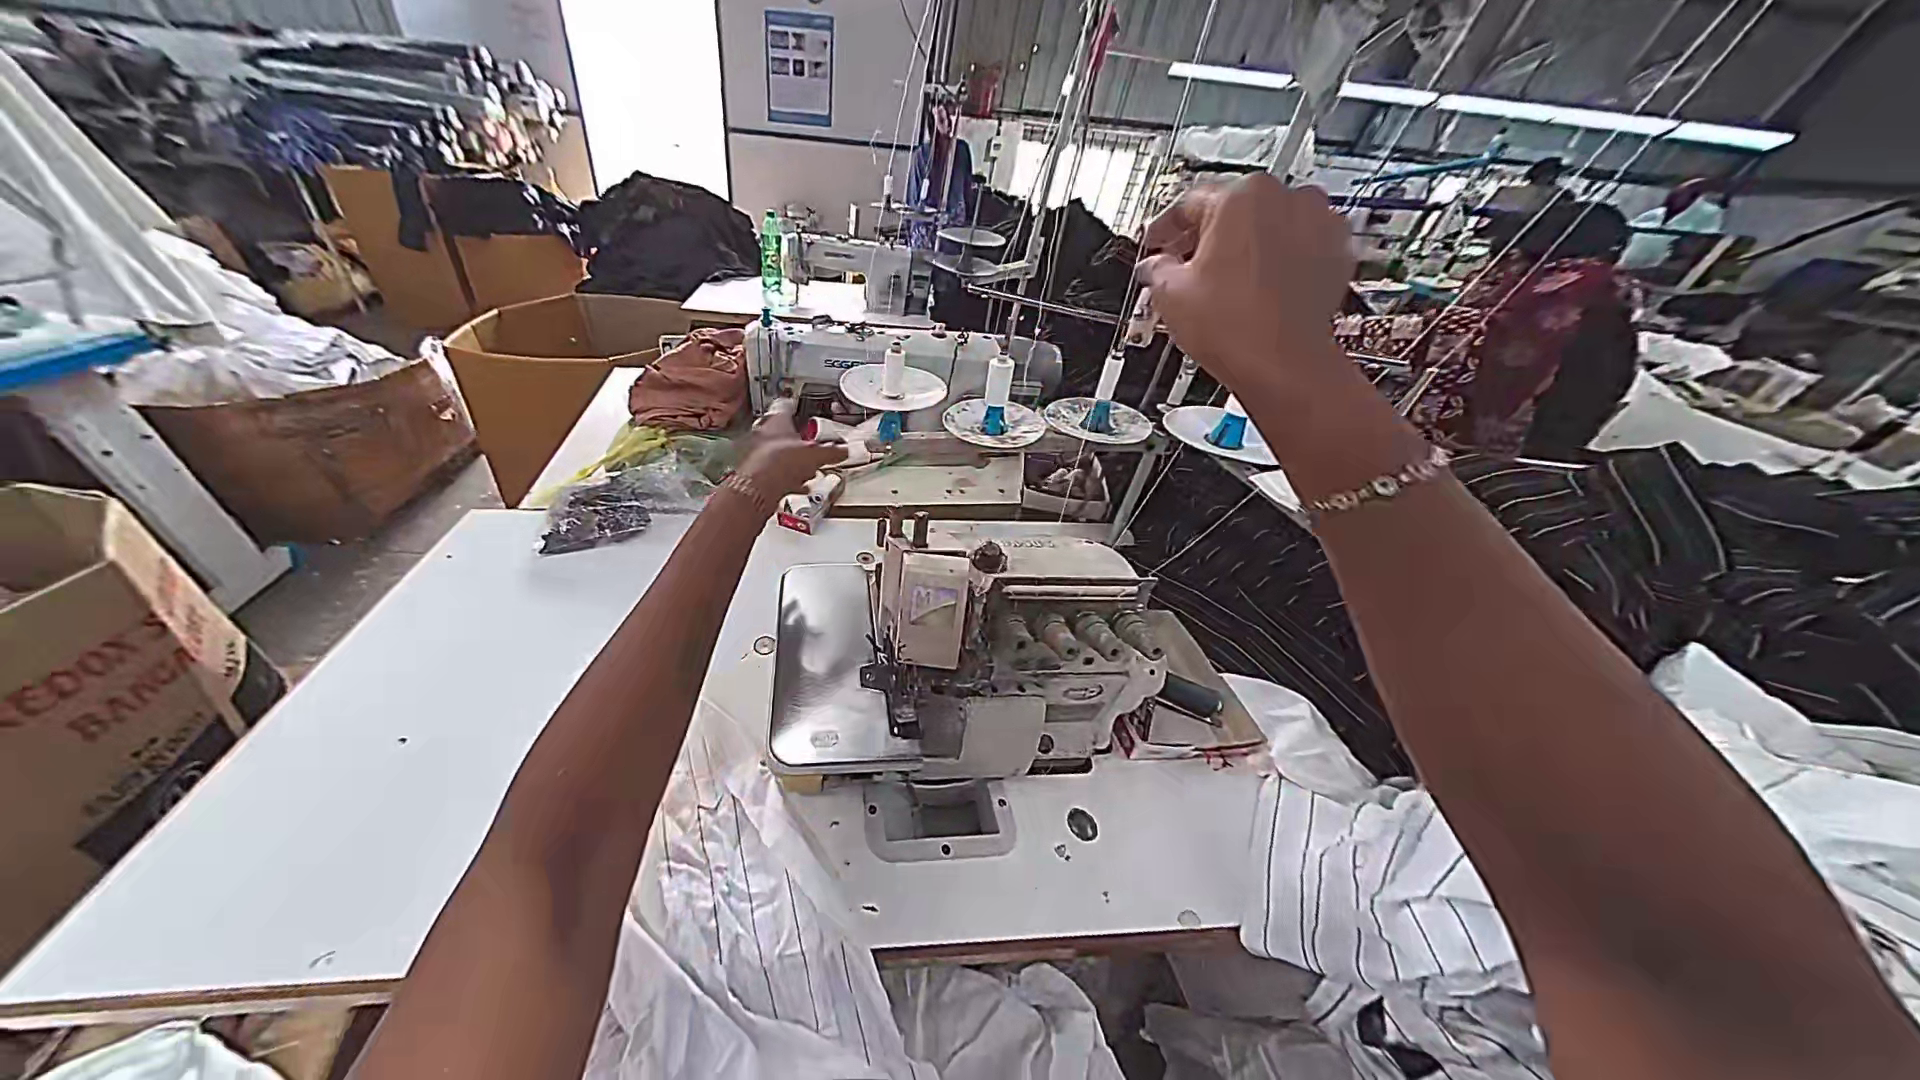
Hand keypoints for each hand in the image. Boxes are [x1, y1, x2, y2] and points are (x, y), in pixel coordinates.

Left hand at [735, 398, 846, 496]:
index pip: (788, 408)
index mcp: (776, 421)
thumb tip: (843, 450)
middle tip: (812, 447)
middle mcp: (763, 435)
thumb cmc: (780, 461)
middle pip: (784, 435)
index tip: (805, 412)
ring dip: (794, 462)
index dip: (799, 410)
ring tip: (808, 470)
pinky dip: (789, 480)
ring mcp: (758, 455)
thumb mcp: (817, 453)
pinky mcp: (757, 475)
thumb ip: (832, 451)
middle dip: (800, 443)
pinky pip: (776, 474)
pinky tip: (799, 486)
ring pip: (779, 455)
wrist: (761, 487)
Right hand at [1136, 174, 1354, 401]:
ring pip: (1267, 224)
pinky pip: (1297, 244)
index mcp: (1238, 197)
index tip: (1158, 243)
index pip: (1188, 203)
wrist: (1284, 363)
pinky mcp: (1335, 247)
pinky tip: (1256, 288)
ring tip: (1224, 282)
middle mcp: (1283, 196)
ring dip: (1243, 246)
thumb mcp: (1171, 295)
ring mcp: (1317, 219)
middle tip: (1185, 268)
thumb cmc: (1236, 328)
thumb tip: (1156, 266)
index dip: (1164, 229)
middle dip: (1206, 238)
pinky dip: (1277, 259)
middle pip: (1231, 210)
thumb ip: (1157, 269)